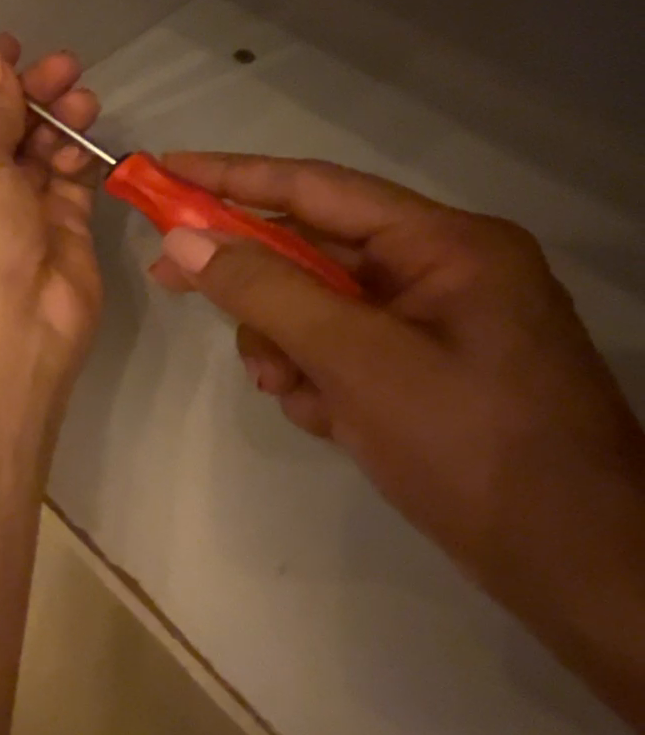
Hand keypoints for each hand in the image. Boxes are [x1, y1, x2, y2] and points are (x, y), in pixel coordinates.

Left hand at [0, 36, 103, 375]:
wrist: (8, 327)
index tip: (12, 44)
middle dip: (28, 95)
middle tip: (64, 65)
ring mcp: (14, 213)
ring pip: (36, 153)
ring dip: (56, 121)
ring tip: (82, 93)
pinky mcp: (58, 230)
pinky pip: (66, 182)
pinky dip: (74, 157)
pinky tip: (84, 135)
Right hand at [148, 155, 644, 731]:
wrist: (574, 565)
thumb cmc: (469, 445)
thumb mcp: (353, 359)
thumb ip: (263, 290)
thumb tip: (181, 239)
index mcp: (444, 246)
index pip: (313, 188)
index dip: (228, 175)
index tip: (159, 169)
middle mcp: (436, 270)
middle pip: (304, 247)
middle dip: (244, 275)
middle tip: (166, 275)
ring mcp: (428, 320)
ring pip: (307, 301)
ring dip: (275, 340)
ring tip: (281, 386)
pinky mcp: (416, 365)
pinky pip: (328, 344)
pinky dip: (306, 373)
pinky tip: (318, 412)